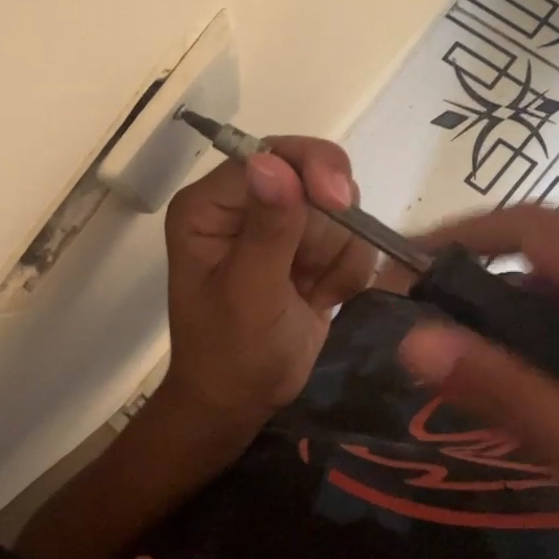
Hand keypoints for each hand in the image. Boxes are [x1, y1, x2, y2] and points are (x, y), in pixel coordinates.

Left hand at [162, 137, 380, 415]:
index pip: (268, 155)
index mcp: (208, 205)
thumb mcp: (248, 294)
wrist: (242, 403)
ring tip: (307, 296)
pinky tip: (318, 299)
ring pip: (339, 210)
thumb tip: (271, 161)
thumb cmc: (232, 354)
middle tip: (312, 276)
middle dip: (325, 228)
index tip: (340, 201)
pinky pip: (350, 238)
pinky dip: (344, 273)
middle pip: (312, 175)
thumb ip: (267, 229)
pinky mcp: (302, 247)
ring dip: (335, 259)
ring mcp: (273, 224)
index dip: (311, 169)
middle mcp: (239, 204)